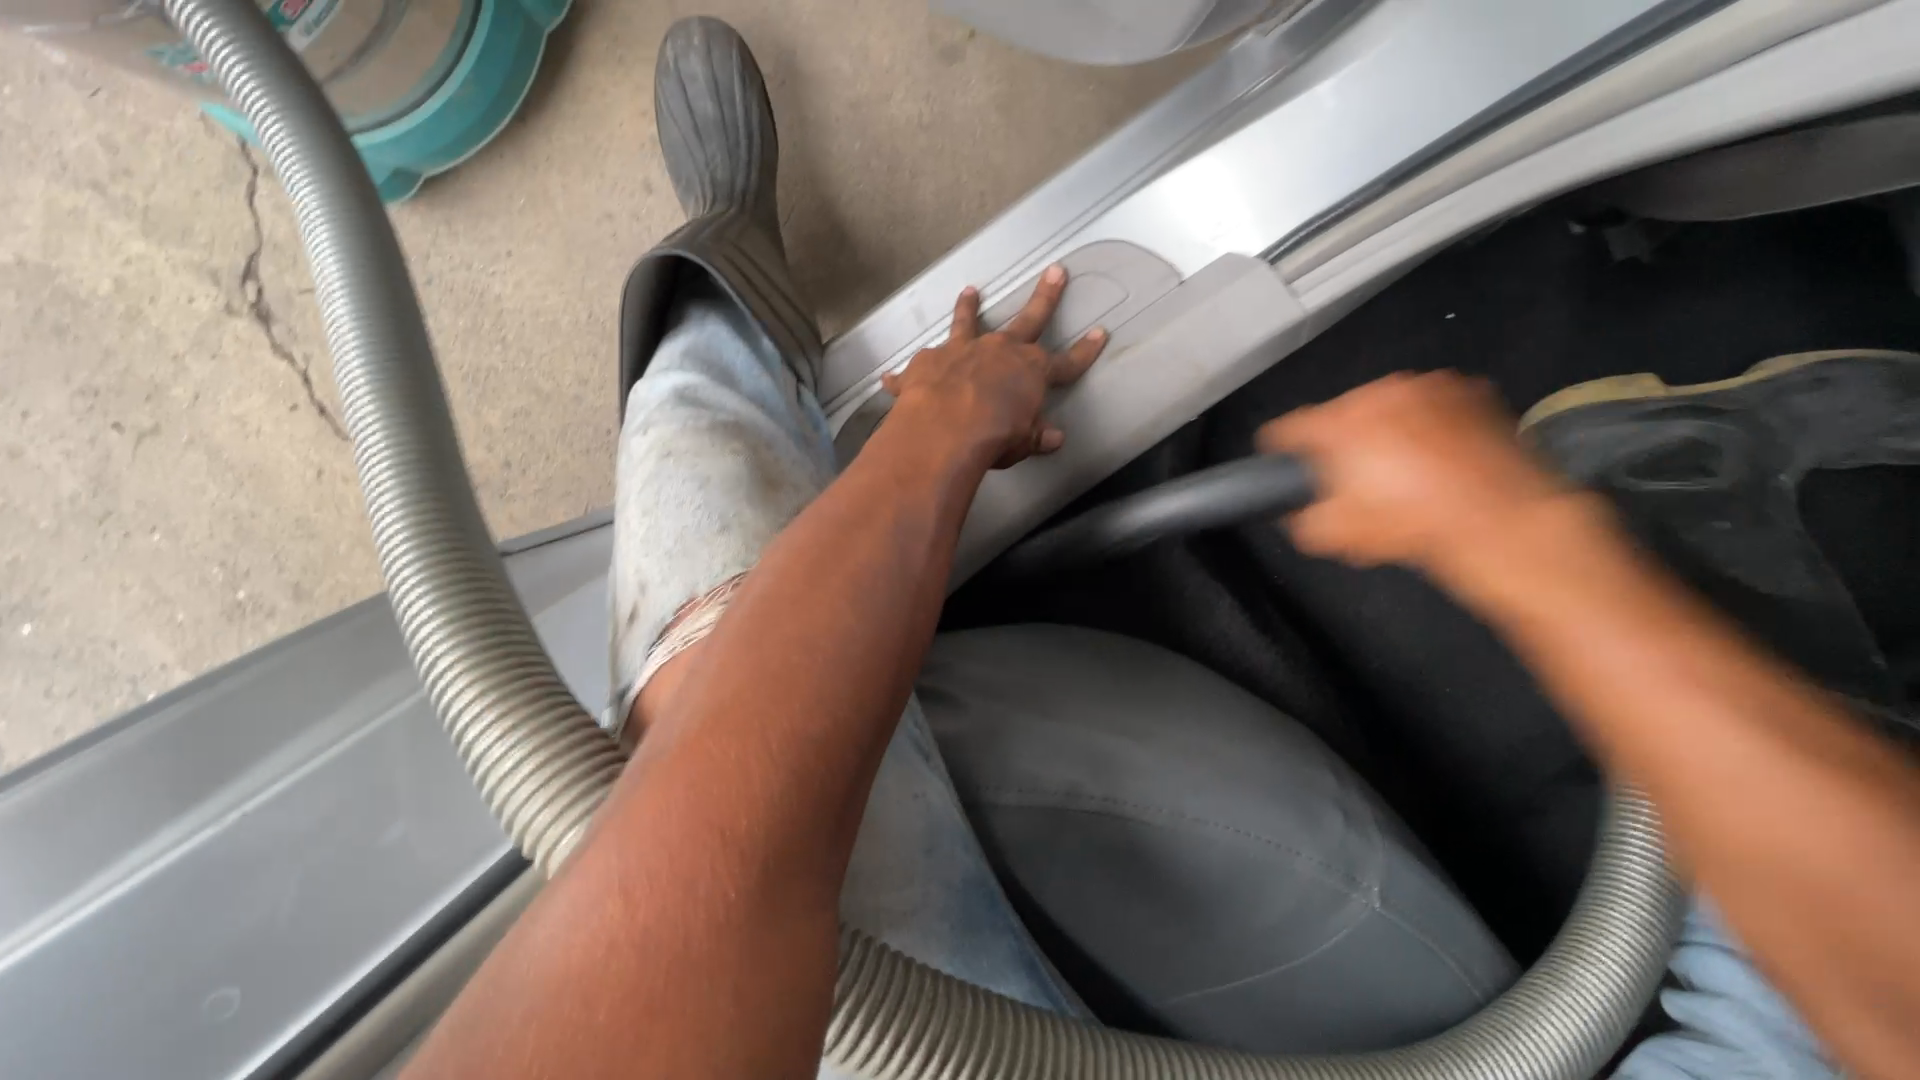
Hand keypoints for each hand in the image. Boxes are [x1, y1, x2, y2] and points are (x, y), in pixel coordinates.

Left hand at [881, 265, 1106, 469]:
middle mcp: (999, 351)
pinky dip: (903, 375)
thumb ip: (1036, 436)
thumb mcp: (1022, 442)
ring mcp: (961, 351)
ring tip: (969, 291)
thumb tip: (1054, 439)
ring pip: (968, 322)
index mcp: (1031, 370)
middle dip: (1045, 296)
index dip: (1085, 351)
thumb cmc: (995, 437)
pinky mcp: (927, 363)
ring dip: (968, 308)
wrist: (946, 430)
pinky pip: (916, 366)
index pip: (1067, 362)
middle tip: (1055, 270)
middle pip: (1028, 319)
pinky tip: (890, 377)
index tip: (1100, 333)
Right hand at [1255, 371, 1571, 570]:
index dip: (1279, 448)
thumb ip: (1299, 517)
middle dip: (1343, 441)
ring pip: (1387, 407)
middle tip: (1358, 478)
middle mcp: (1377, 394)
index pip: (1284, 428)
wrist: (1501, 519)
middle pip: (1339, 414)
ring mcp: (1427, 387)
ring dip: (1386, 430)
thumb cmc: (1415, 522)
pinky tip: (1439, 460)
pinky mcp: (1470, 391)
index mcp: (1337, 424)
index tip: (1282, 459)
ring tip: (1404, 471)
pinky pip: (1433, 406)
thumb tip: (1295, 511)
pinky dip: (1430, 426)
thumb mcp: (1334, 535)